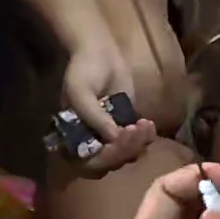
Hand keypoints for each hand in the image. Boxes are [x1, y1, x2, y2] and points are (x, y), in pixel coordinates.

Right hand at [62, 43, 155, 175]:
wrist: (101, 55)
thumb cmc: (83, 71)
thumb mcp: (81, 92)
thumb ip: (94, 117)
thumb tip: (114, 139)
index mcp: (71, 139)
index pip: (88, 164)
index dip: (107, 157)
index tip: (120, 136)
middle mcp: (89, 143)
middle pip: (110, 163)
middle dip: (126, 149)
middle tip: (136, 128)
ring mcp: (109, 138)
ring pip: (127, 156)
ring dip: (138, 143)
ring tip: (144, 123)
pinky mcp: (126, 130)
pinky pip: (138, 144)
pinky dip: (146, 138)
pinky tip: (148, 123)